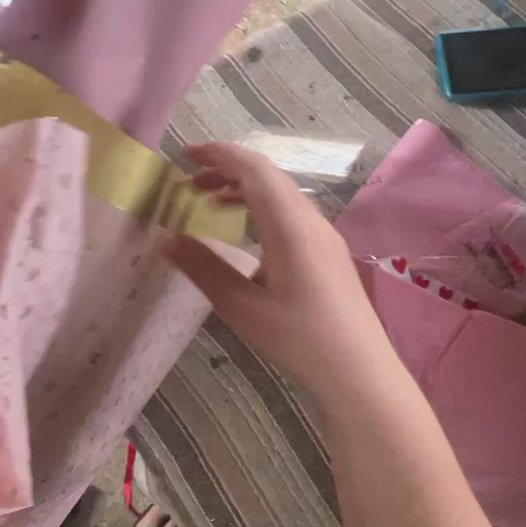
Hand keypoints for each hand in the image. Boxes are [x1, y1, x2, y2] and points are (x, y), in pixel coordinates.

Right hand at [164, 143, 396, 398]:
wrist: (359, 371)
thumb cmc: (298, 338)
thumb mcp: (240, 306)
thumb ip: (202, 268)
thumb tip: (166, 239)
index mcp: (289, 225)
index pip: (252, 169)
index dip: (219, 155)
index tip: (185, 154)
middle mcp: (310, 220)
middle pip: (267, 175)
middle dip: (226, 168)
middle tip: (189, 180)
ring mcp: (323, 235)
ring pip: (280, 192)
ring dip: (243, 187)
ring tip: (209, 201)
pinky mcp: (328, 251)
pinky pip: (290, 211)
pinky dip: (260, 206)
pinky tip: (244, 232)